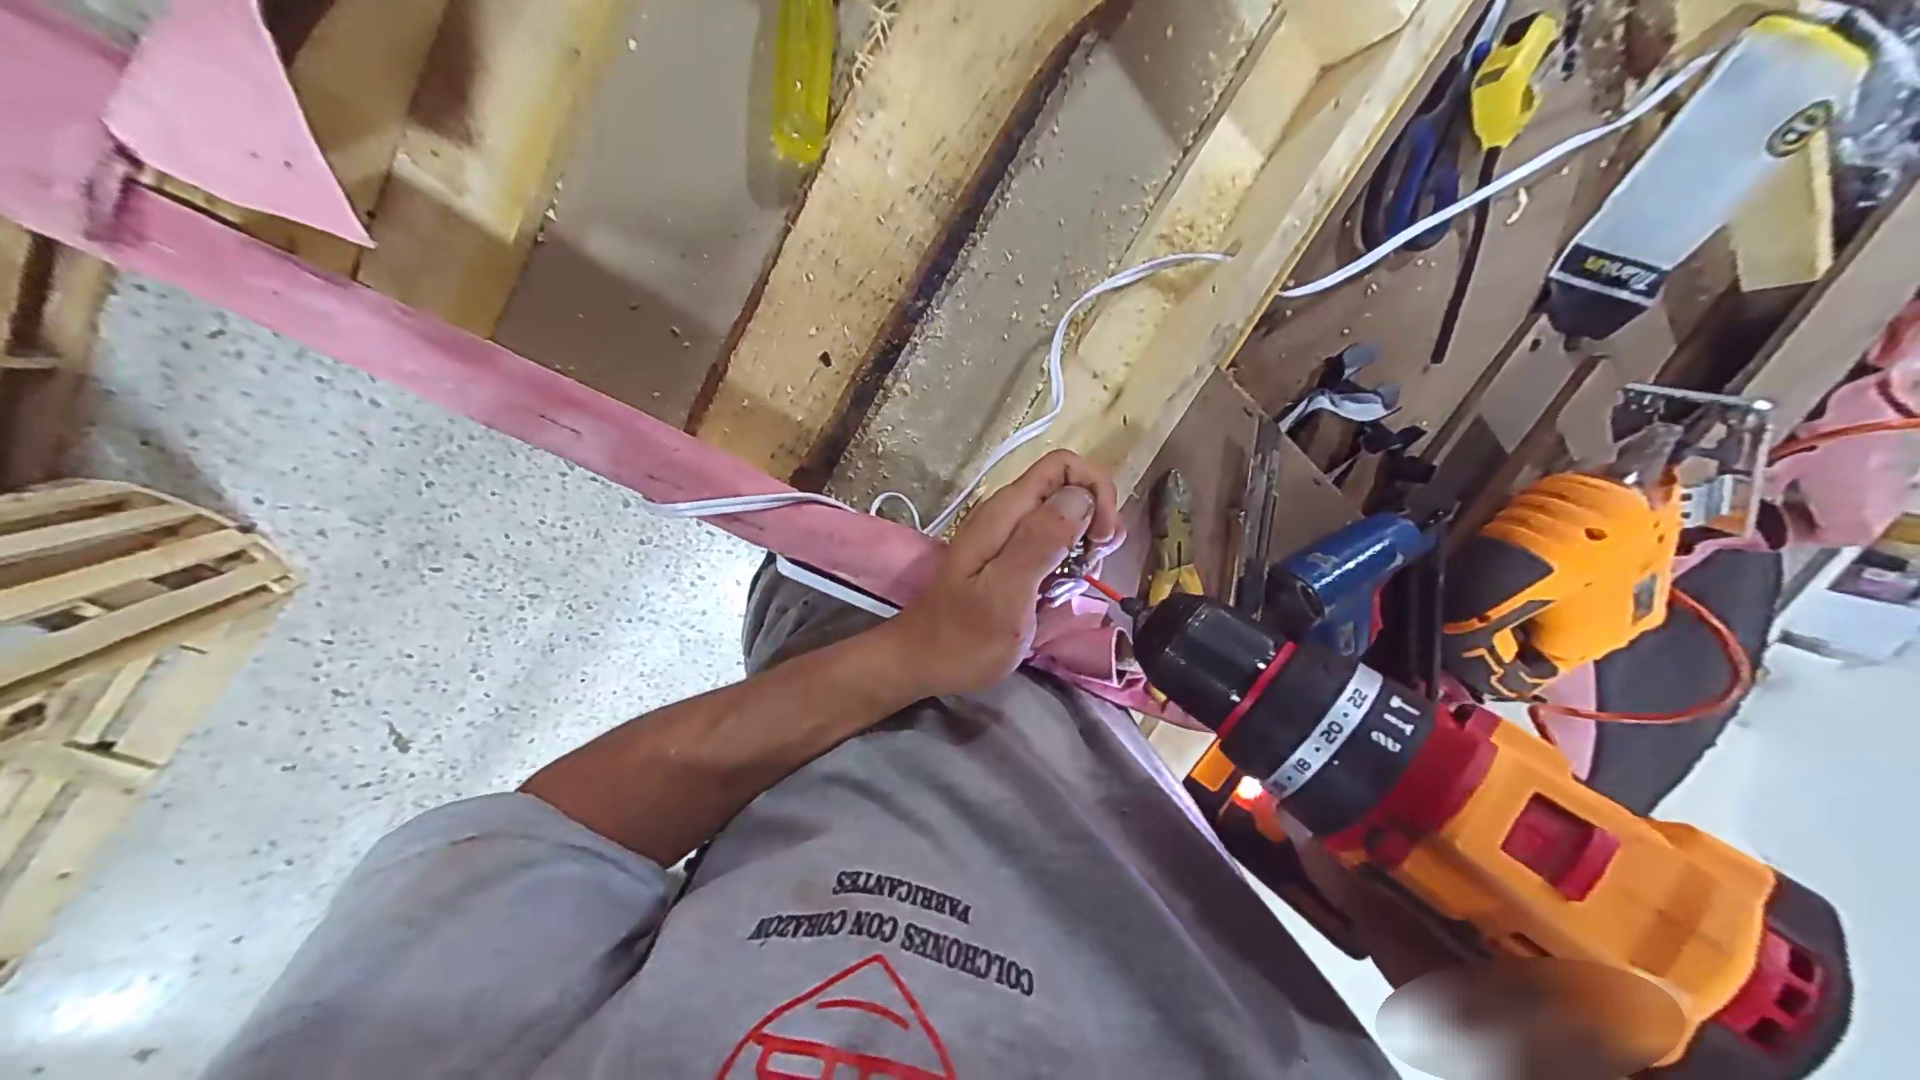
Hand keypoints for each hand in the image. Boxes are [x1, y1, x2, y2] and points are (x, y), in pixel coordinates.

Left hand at [880, 451, 1119, 698]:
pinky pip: (1051, 547)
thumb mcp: (1007, 592)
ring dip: (1081, 549)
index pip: (1065, 466)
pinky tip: (1056, 595)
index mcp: (1006, 512)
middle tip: (1089, 568)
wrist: (924, 662)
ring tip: (1069, 587)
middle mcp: (1007, 514)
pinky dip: (1065, 566)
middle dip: (1093, 524)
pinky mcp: (1010, 559)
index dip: (1094, 491)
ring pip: (1064, 520)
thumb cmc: (965, 638)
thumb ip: (1041, 541)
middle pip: (1069, 491)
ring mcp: (1007, 536)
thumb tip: (1081, 498)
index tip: (1102, 539)